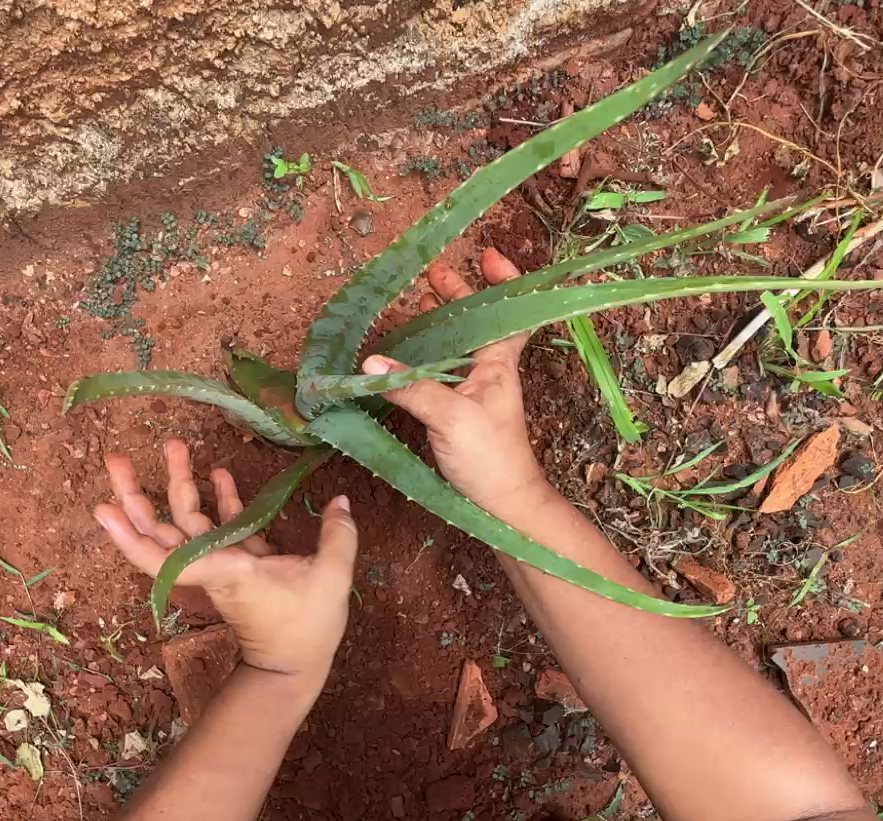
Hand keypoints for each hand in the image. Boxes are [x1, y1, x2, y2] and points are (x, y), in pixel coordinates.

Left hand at [94, 440, 358, 684]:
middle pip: (160, 530)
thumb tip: (342, 500)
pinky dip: (217, 501)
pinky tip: (218, 472)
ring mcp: (223, 563)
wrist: (294, 667)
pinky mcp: (239, 564)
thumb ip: (337, 537)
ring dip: (178, 485)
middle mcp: (213, 564)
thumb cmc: (306, 629)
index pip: (163, 556)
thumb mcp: (330, 581)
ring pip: (186, 523)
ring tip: (173, 446)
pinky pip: (218, 527)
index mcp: (224, 569)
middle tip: (116, 457)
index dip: (128, 535)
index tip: (100, 508)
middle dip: (136, 494)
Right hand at [364, 248, 556, 518]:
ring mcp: (471, 392)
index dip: (505, 281)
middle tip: (433, 275)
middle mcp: (487, 371)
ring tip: (420, 304)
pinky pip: (438, 375)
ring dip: (441, 324)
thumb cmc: (489, 456)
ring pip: (456, 347)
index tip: (486, 256)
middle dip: (459, 295)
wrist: (501, 502)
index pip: (513, 310)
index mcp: (498, 363)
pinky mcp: (455, 412)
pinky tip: (403, 356)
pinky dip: (424, 358)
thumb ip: (412, 388)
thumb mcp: (451, 417)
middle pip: (477, 322)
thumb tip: (369, 364)